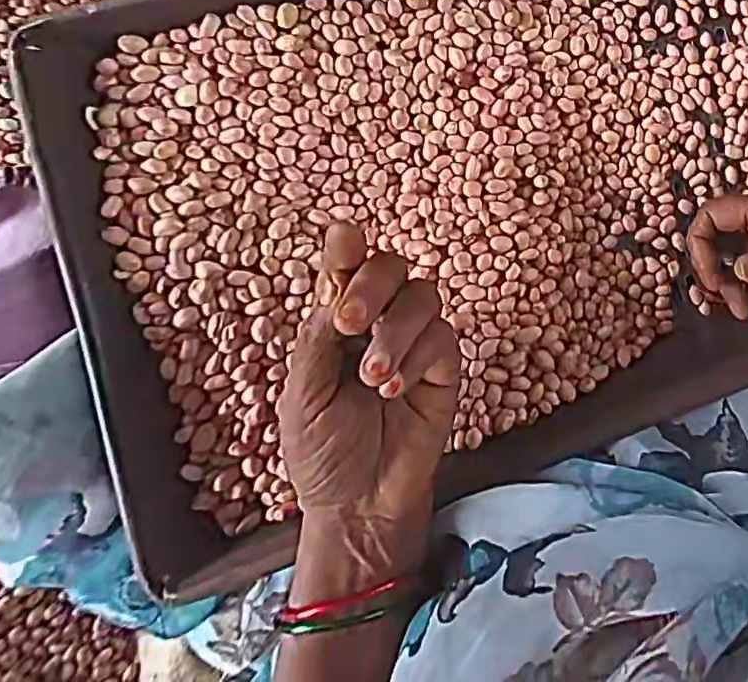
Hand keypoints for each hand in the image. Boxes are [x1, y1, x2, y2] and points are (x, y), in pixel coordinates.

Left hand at [279, 224, 459, 526]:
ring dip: (396, 330)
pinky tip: (393, 391)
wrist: (356, 506)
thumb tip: (333, 269)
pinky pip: (442, 338)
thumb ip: (320, 332)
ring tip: (372, 377)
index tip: (343, 241)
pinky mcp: (443, 366)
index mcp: (338, 320)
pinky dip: (416, 359)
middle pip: (391, 266)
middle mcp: (380, 320)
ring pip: (423, 295)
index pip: (347, 266)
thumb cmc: (322, 448)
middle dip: (373, 285)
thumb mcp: (303, 393)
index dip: (347, 247)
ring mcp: (415, 340)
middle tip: (350, 322)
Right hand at [685, 191, 747, 319]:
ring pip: (734, 250)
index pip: (713, 213)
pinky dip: (746, 282)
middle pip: (718, 233)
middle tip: (723, 299)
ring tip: (740, 307)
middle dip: (712, 266)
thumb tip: (737, 271)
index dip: (699, 243)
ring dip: (728, 279)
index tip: (709, 277)